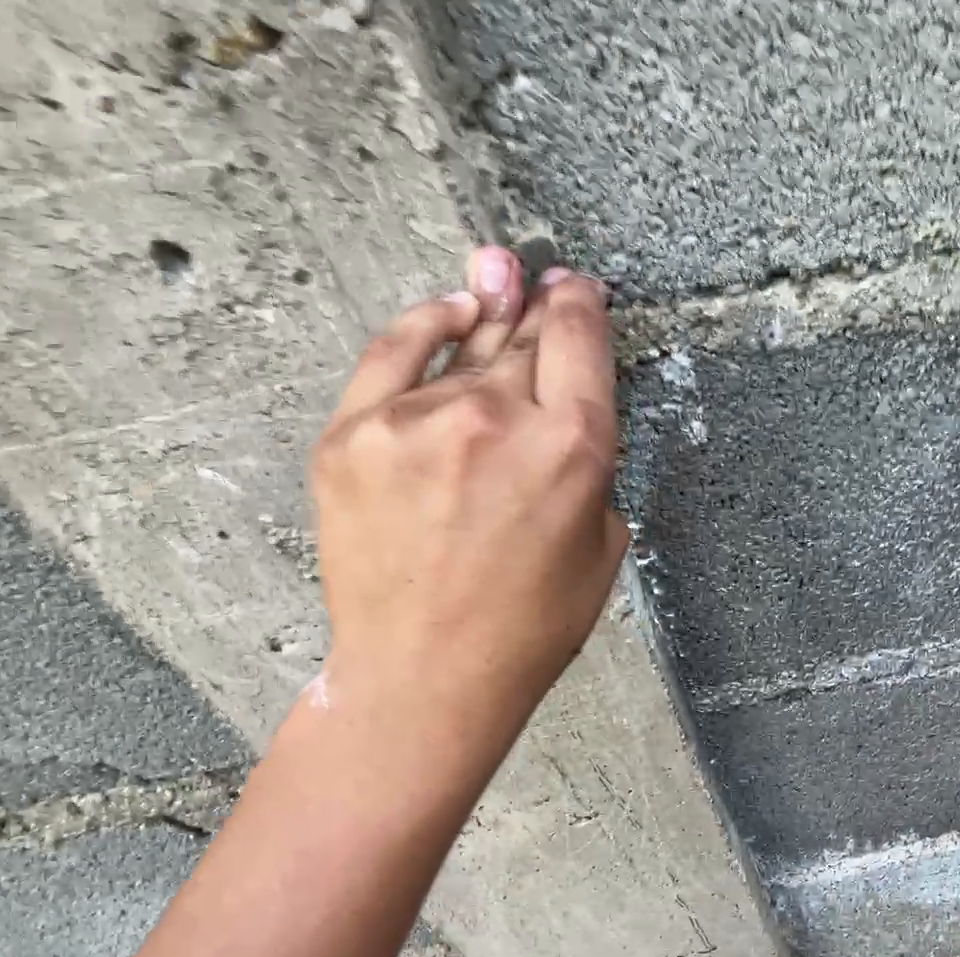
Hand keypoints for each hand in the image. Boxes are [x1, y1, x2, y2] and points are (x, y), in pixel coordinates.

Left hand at [310, 246, 628, 726]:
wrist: (428, 673)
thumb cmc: (529, 622)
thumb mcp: (604, 542)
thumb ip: (589, 468)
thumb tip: (562, 414)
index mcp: (576, 448)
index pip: (581, 339)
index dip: (581, 303)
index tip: (577, 289)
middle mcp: (501, 419)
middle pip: (526, 334)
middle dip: (540, 305)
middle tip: (542, 281)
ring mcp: (420, 421)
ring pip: (467, 344)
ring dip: (491, 315)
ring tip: (498, 282)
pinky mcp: (355, 434)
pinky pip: (393, 353)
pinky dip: (425, 325)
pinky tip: (450, 307)